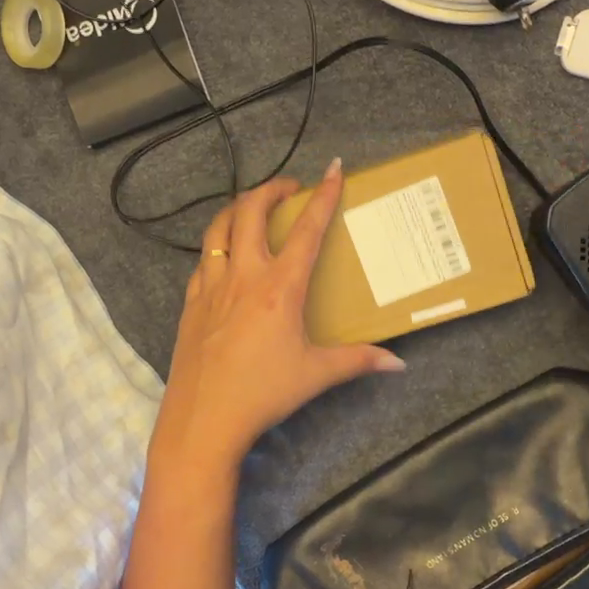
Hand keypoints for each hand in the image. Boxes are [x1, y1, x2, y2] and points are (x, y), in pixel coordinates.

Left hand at [151, 160, 405, 469]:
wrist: (202, 420)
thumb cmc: (262, 394)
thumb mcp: (315, 375)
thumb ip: (357, 361)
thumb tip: (398, 363)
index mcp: (279, 288)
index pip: (306, 230)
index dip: (323, 196)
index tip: (332, 169)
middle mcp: (243, 276)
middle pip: (250, 211)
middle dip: (271, 189)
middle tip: (290, 188)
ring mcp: (210, 287)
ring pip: (218, 229)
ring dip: (237, 209)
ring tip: (253, 209)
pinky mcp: (190, 304)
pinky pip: (203, 262)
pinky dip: (217, 248)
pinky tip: (225, 260)